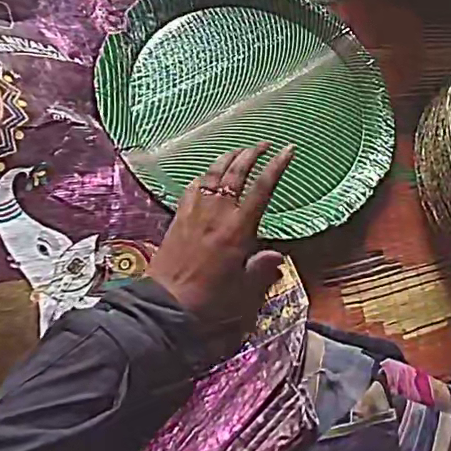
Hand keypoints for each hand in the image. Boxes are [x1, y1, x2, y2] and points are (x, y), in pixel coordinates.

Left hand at [148, 143, 291, 328]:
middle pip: (236, 172)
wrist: (162, 305)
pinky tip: (206, 175)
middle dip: (252, 153)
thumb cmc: (208, 299)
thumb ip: (262, 269)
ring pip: (212, 173)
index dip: (277, 166)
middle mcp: (218, 212)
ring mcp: (196, 212)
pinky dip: (203, 175)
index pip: (262, 188)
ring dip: (228, 158)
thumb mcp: (243, 289)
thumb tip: (277, 256)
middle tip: (264, 144)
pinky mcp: (179, 217)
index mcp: (238, 227)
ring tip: (238, 151)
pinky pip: (193, 187)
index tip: (288, 149)